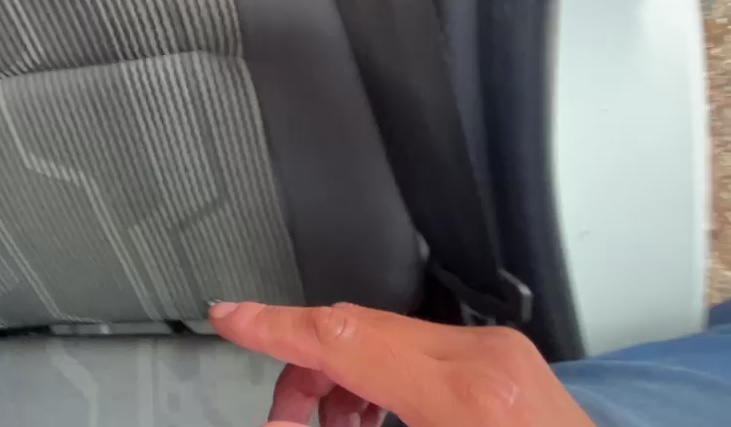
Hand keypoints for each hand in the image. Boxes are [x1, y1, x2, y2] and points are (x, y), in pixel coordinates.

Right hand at [209, 301, 595, 426]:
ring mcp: (496, 355)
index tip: (228, 315)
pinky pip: (414, 351)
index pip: (347, 339)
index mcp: (469, 400)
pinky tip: (368, 419)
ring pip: (380, 338)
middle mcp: (484, 360)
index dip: (275, 326)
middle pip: (356, 333)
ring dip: (339, 378)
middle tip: (278, 421)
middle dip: (303, 371)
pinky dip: (378, 380)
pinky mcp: (502, 361)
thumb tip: (293, 419)